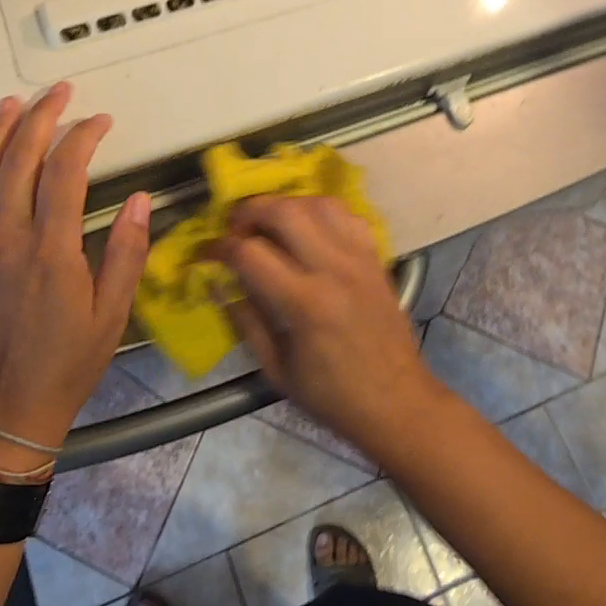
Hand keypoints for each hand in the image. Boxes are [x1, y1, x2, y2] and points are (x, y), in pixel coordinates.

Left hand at [0, 83, 150, 471]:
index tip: (101, 121)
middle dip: (41, 118)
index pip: (64, 173)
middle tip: (60, 91)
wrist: (6, 408)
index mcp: (51, 252)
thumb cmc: (68, 363)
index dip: (83, 137)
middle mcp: (8, 240)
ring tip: (14, 103)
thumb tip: (136, 199)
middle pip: (19, 161)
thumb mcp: (112, 315)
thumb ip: (125, 253)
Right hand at [208, 196, 443, 454]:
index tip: (207, 254)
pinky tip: (309, 228)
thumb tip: (222, 284)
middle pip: (284, 211)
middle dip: (250, 211)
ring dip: (286, 204)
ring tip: (270, 223)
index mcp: (304, 303)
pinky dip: (321, 212)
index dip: (220, 248)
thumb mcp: (277, 369)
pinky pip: (347, 215)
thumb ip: (247, 321)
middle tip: (235, 227)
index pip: (250, 253)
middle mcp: (333, 269)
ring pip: (318, 203)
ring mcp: (358, 258)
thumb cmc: (332, 396)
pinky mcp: (375, 258)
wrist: (397, 402)